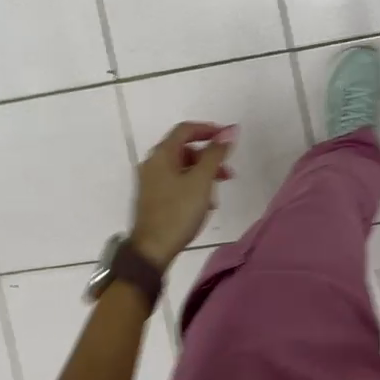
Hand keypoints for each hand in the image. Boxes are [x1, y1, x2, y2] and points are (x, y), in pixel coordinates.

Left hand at [131, 122, 236, 268]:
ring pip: (182, 168)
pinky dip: (192, 186)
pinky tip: (204, 205)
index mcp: (161, 154)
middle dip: (209, 157)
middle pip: (184, 149)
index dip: (209, 129)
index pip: (186, 129)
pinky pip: (176, 183)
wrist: (151, 250)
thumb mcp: (201, 181)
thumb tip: (229, 131)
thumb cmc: (178, 212)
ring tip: (217, 193)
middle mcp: (152, 163)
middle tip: (227, 170)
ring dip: (203, 174)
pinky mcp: (152, 198)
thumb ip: (215, 154)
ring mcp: (150, 181)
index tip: (228, 137)